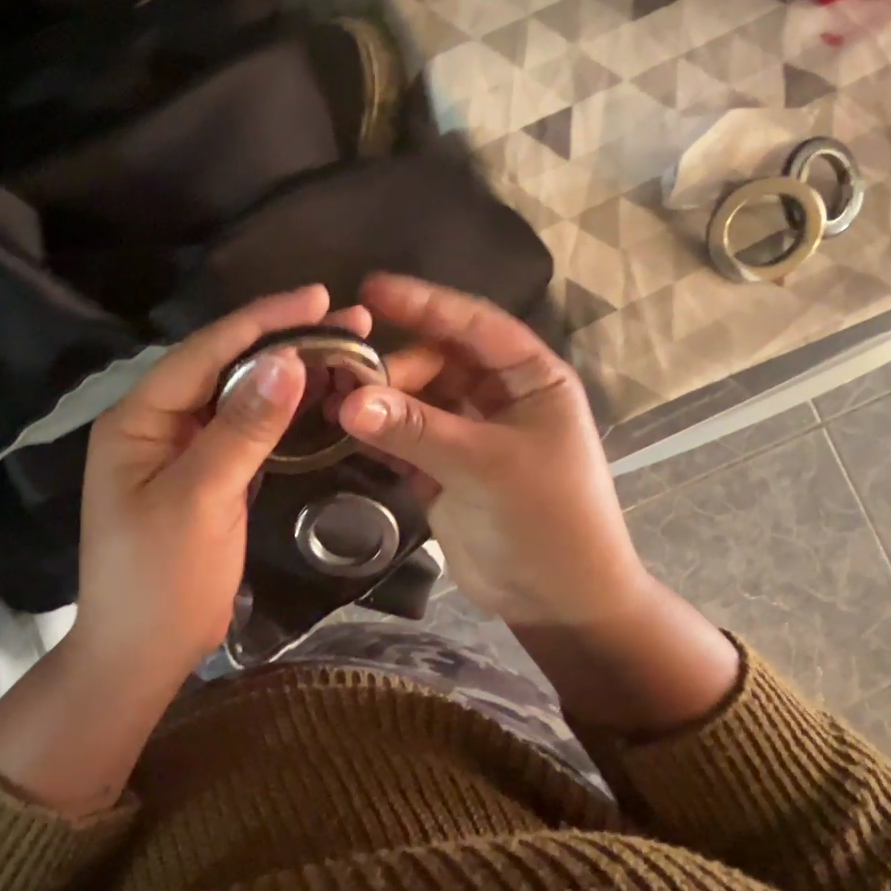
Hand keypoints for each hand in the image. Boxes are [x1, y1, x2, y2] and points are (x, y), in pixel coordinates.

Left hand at [0, 285, 368, 814]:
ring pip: (236, 399)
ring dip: (285, 375)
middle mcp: (154, 424)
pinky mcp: (202, 478)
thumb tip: (288, 360)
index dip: (260, 321)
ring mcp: (178, 452)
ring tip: (343, 350)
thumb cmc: (160, 579)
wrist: (141, 653)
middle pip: (221, 368)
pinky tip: (315, 397)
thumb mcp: (200, 499)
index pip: (202, 353)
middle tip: (346, 322)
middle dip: (280, 342)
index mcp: (136, 419)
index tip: (318, 297)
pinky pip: (241, 432)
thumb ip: (242, 428)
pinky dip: (278, 415)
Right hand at [335, 274, 645, 628]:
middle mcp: (498, 398)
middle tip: (347, 382)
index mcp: (531, 379)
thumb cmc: (547, 520)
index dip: (424, 304)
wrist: (557, 601)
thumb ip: (416, 429)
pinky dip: (376, 436)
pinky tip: (341, 432)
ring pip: (413, 401)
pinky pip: (402, 439)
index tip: (370, 290)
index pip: (474, 325)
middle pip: (434, 362)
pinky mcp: (441, 471)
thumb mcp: (485, 465)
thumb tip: (347, 399)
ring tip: (333, 403)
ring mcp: (467, 436)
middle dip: (393, 368)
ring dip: (378, 401)